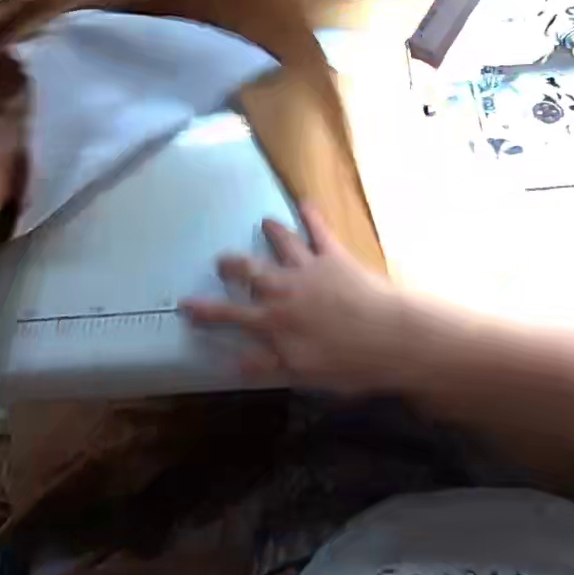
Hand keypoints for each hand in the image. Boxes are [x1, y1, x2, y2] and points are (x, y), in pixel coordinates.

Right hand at [181, 207, 433, 393]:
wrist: (388, 334)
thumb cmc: (348, 363)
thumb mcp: (303, 373)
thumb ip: (268, 365)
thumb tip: (235, 362)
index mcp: (275, 322)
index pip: (232, 316)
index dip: (206, 311)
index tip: (185, 303)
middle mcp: (286, 289)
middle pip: (252, 271)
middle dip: (234, 264)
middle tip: (223, 259)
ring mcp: (310, 268)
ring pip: (283, 244)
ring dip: (272, 232)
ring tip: (264, 220)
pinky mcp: (334, 255)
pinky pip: (319, 231)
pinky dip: (311, 215)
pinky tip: (305, 201)